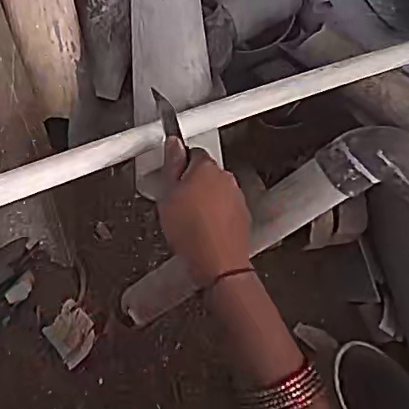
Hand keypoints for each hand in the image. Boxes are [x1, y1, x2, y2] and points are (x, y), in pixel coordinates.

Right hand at [150, 137, 251, 280]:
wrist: (216, 262)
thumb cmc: (191, 231)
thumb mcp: (166, 194)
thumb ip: (171, 164)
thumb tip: (173, 145)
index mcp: (206, 167)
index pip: (192, 152)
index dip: (177, 164)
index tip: (169, 175)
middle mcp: (226, 178)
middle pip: (204, 172)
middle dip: (190, 183)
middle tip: (174, 200)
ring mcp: (236, 197)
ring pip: (215, 191)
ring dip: (203, 199)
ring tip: (186, 219)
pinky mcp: (242, 216)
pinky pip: (224, 209)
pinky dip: (214, 215)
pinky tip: (200, 229)